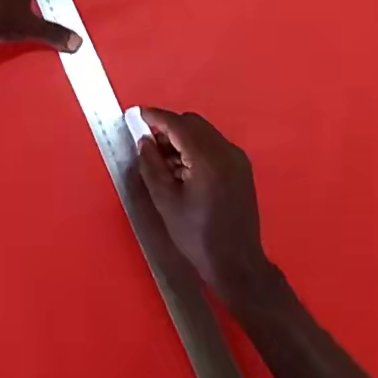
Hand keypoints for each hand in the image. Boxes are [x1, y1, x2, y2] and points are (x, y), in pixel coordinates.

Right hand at [135, 108, 270, 294]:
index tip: (137, 114)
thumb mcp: (165, 200)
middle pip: (192, 123)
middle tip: (148, 144)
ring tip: (164, 162)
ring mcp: (237, 159)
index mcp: (207, 157)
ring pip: (204, 133)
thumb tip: (144, 140)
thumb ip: (151, 164)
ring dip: (182, 138)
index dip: (155, 117)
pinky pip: (214, 145)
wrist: (236, 263)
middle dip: (168, 127)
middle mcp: (226, 151)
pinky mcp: (241, 168)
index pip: (177, 124)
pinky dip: (195, 148)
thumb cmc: (196, 234)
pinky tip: (184, 170)